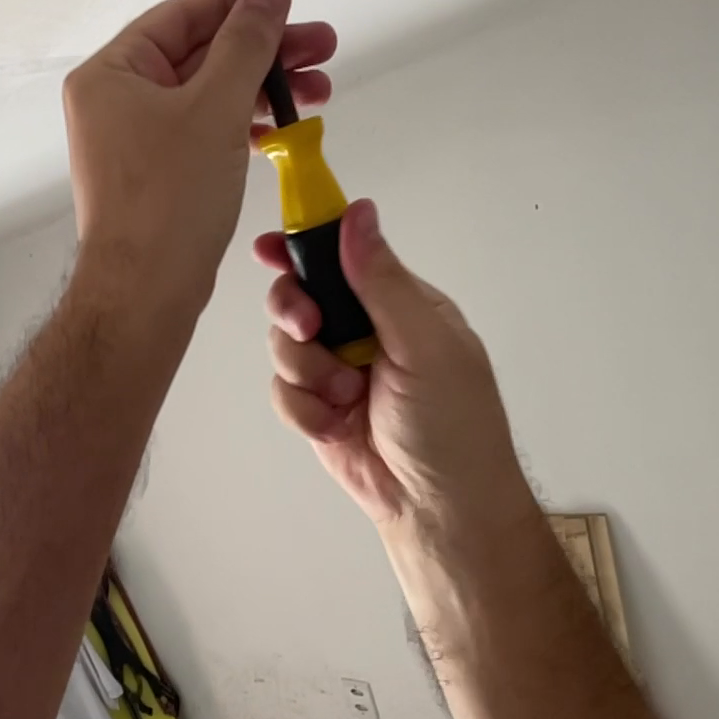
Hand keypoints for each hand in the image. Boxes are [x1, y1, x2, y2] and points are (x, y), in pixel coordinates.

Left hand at [65, 0, 334, 306]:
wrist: (145, 294)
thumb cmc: (170, 199)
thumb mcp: (215, 108)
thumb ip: (247, 42)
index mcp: (111, 74)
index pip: (182, 18)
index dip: (240, 7)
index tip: (292, 5)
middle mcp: (115, 104)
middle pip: (199, 58)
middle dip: (264, 54)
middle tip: (324, 49)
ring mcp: (134, 144)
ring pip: (207, 99)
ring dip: (262, 92)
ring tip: (318, 91)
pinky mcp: (157, 178)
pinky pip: (203, 136)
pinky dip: (241, 128)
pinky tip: (281, 130)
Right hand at [256, 199, 536, 552]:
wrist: (434, 508)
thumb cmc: (450, 423)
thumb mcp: (425, 345)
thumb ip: (382, 282)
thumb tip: (358, 211)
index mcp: (397, 303)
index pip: (343, 257)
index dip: (303, 247)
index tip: (268, 247)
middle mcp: (362, 331)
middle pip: (299, 297)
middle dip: (295, 314)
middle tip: (311, 331)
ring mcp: (334, 370)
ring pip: (283, 346)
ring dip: (308, 373)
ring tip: (345, 399)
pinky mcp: (314, 407)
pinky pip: (282, 391)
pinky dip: (304, 410)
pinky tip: (334, 426)